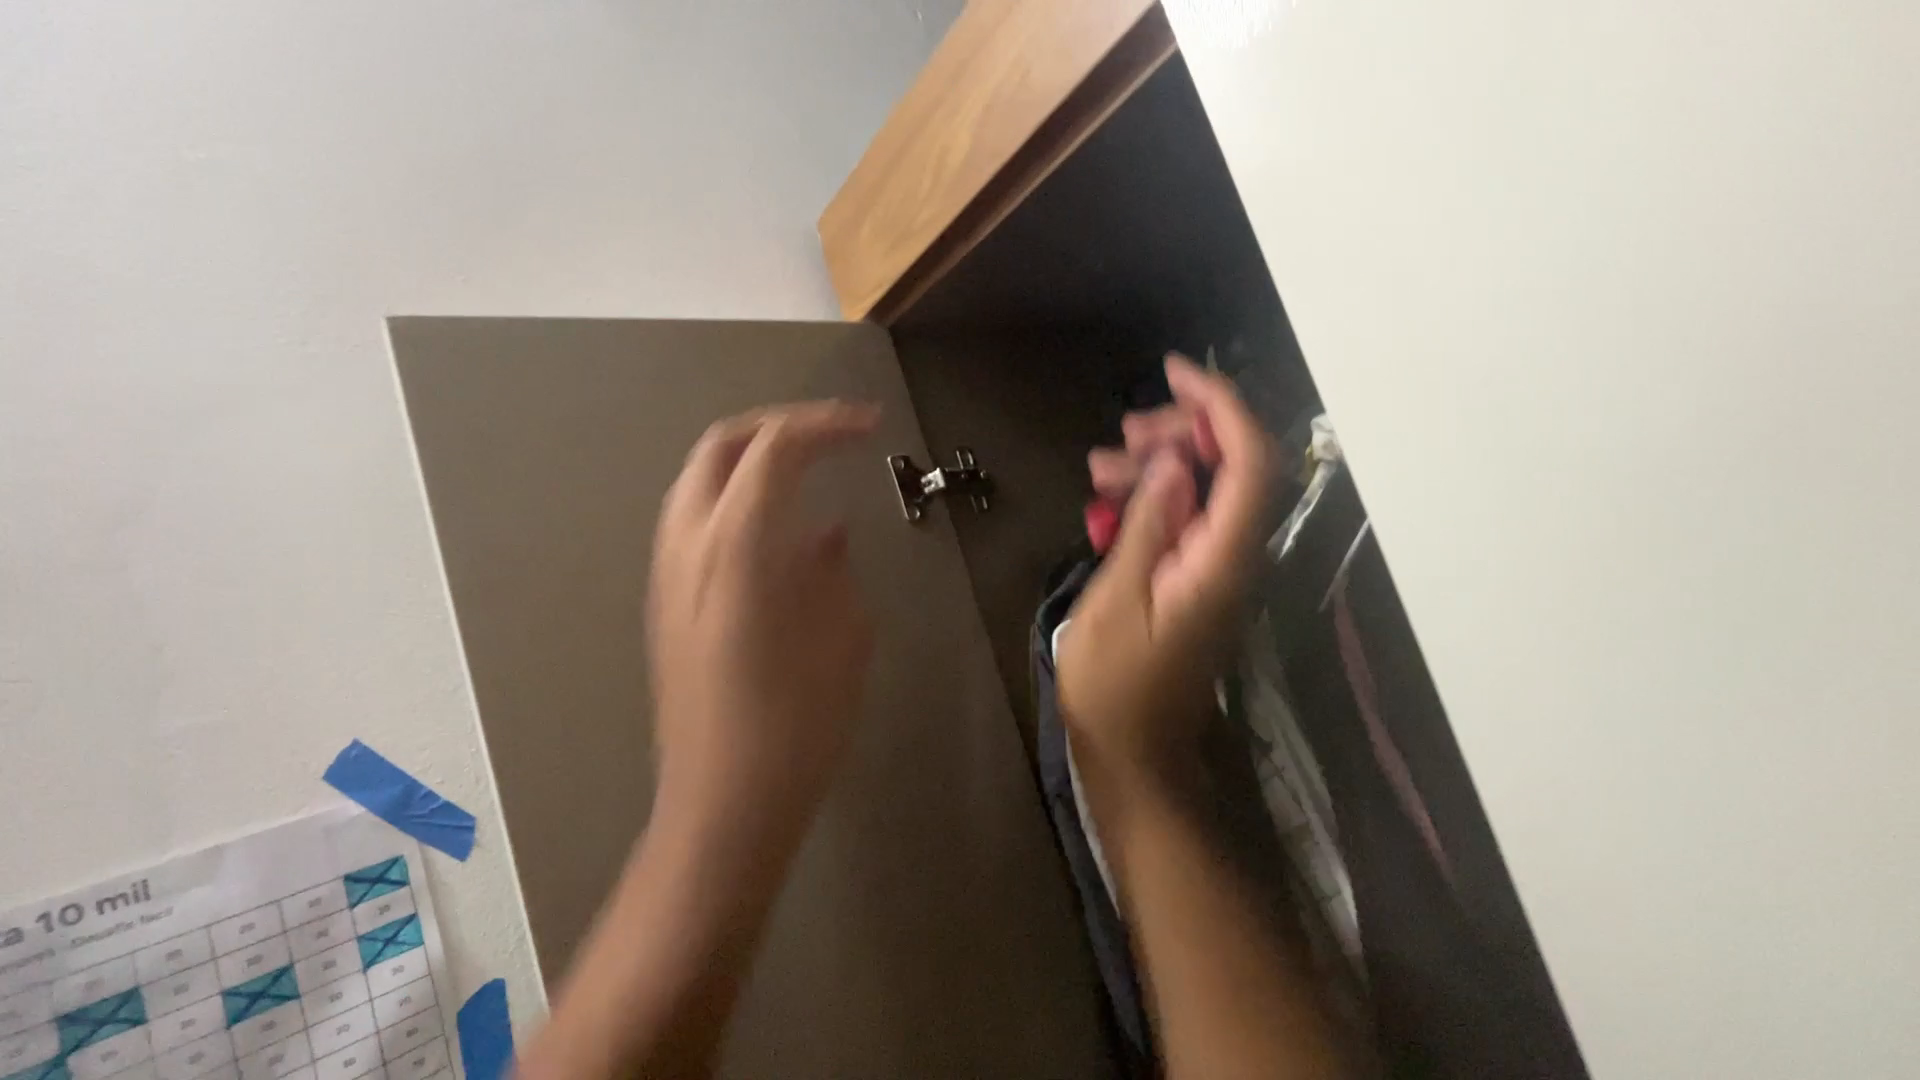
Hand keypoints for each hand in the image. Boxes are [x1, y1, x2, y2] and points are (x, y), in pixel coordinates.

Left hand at [647, 401, 880, 839]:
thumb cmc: (798, 724)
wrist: (723, 801)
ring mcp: (668, 574)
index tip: (871, 428)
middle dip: (777, 428)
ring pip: (699, 483)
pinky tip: (779, 537)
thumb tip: (826, 535)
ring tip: (807, 476)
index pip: (776, 449)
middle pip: (721, 447)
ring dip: (751, 463)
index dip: (826, 425)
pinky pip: (696, 523)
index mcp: (738, 545)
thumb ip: (833, 569)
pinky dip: (736, 503)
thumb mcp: (843, 638)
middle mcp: (689, 545)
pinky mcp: (665, 603)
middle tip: (831, 438)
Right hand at [1057, 355, 1278, 786]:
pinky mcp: (1198, 580)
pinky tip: (1107, 506)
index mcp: (1223, 561)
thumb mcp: (1117, 600)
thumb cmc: (1115, 686)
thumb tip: (1174, 462)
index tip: (1173, 373)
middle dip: (1179, 434)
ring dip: (1157, 467)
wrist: (1133, 752)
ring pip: (1204, 490)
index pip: (1250, 463)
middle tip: (1120, 437)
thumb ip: (1150, 526)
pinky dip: (1151, 502)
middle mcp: (1235, 557)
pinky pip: (1186, 520)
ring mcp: (1218, 568)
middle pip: (1232, 466)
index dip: (1221, 406)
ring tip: (1099, 470)